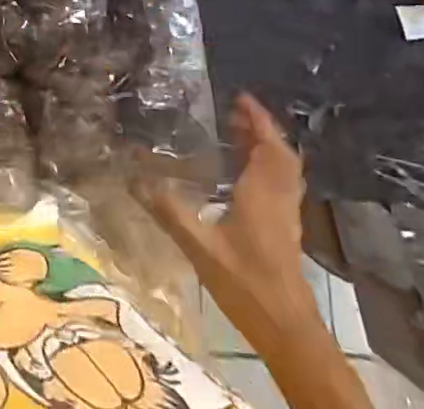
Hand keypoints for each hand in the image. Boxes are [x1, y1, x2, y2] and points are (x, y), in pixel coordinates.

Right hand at [140, 93, 322, 347]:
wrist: (286, 325)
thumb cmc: (245, 282)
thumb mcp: (200, 246)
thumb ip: (169, 212)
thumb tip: (135, 181)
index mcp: (262, 191)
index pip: (267, 144)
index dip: (257, 118)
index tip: (241, 98)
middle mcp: (280, 195)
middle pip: (279, 151)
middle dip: (260, 128)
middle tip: (234, 114)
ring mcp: (288, 212)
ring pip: (285, 167)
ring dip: (267, 146)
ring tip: (241, 135)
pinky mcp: (289, 227)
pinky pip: (284, 182)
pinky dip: (271, 166)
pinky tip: (249, 175)